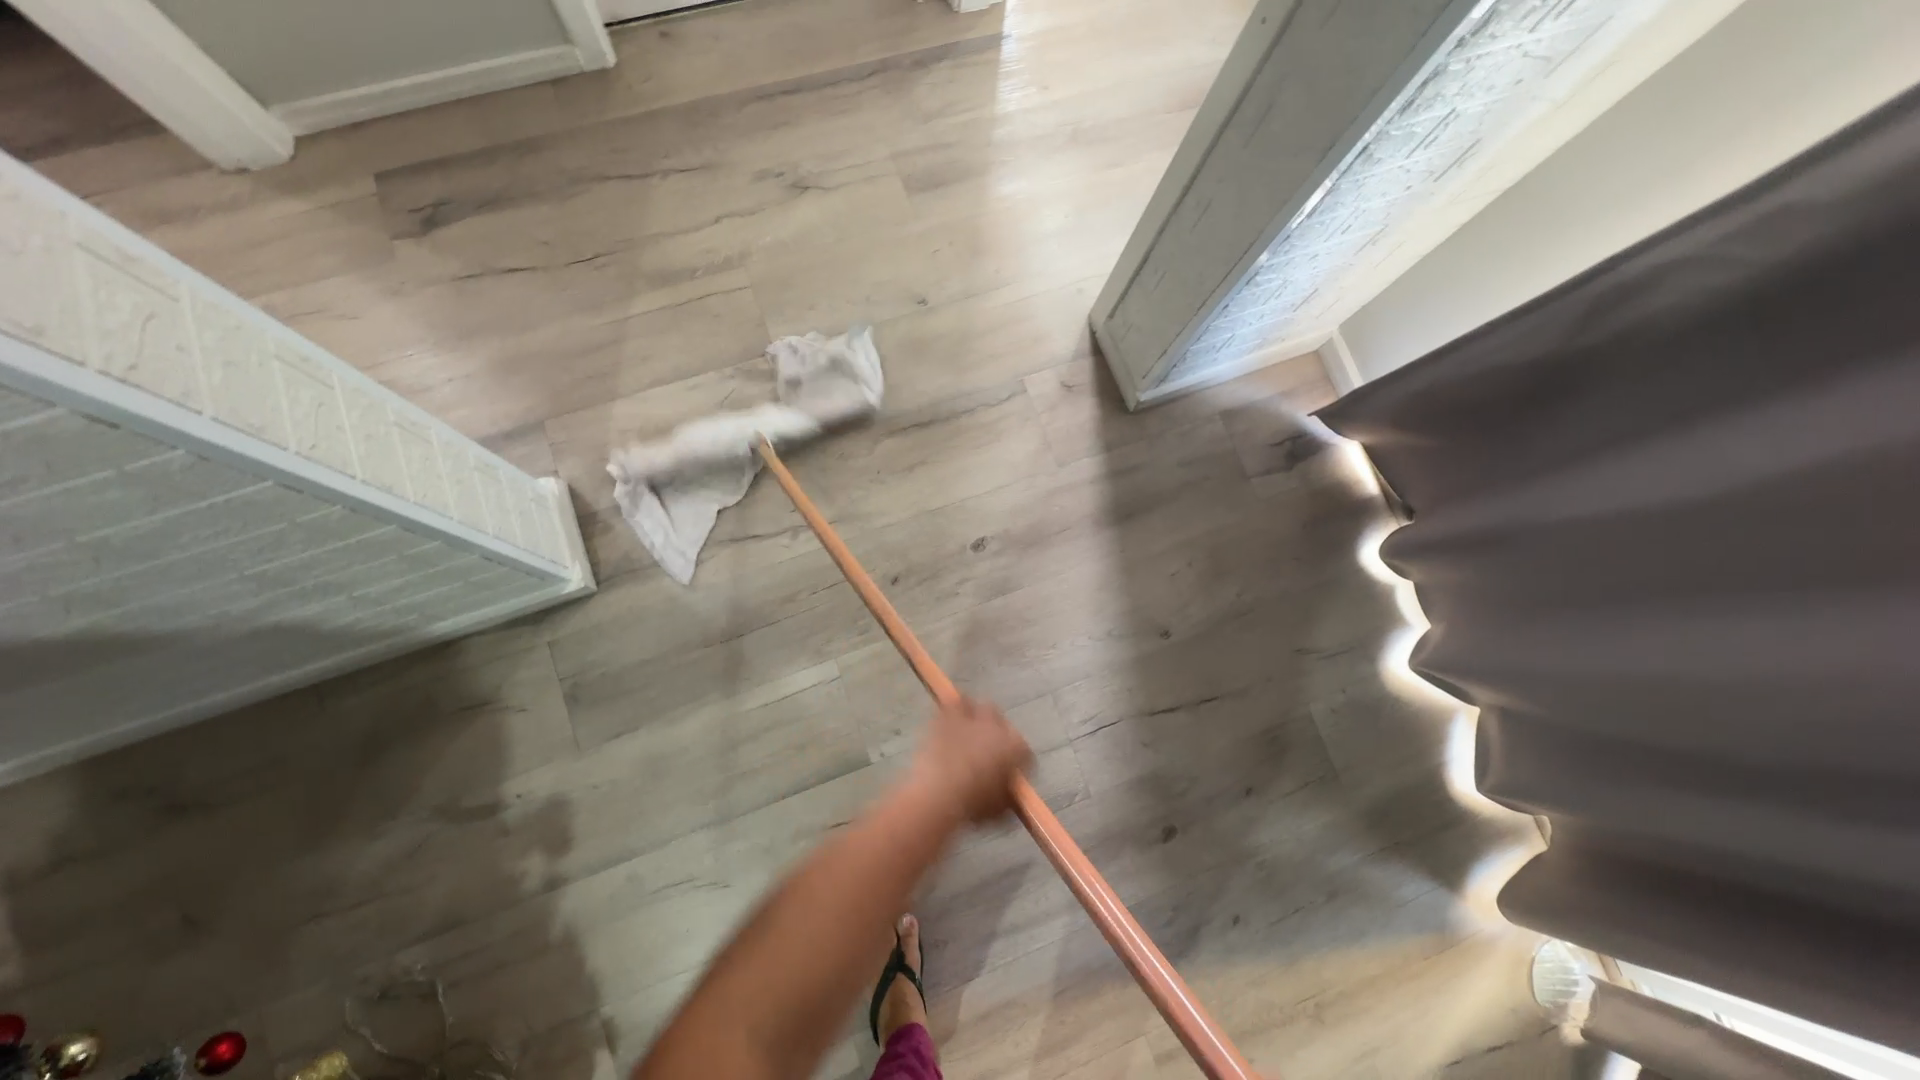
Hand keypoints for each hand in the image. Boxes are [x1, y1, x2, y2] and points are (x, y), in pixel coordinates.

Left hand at [908, 696, 1031, 822]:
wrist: (938, 792)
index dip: (1017, 763)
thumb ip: (1008, 797)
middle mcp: (999, 728)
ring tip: (968, 730)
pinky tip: (947, 721)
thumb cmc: (973, 804)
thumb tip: (1009, 795)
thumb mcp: (999, 810)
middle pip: (1004, 725)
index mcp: (1016, 749)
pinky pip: (954, 705)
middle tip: (987, 749)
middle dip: (998, 734)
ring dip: (977, 717)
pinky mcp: (949, 715)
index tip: (1009, 773)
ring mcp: (973, 718)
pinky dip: (953, 712)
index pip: (1025, 753)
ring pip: (981, 707)